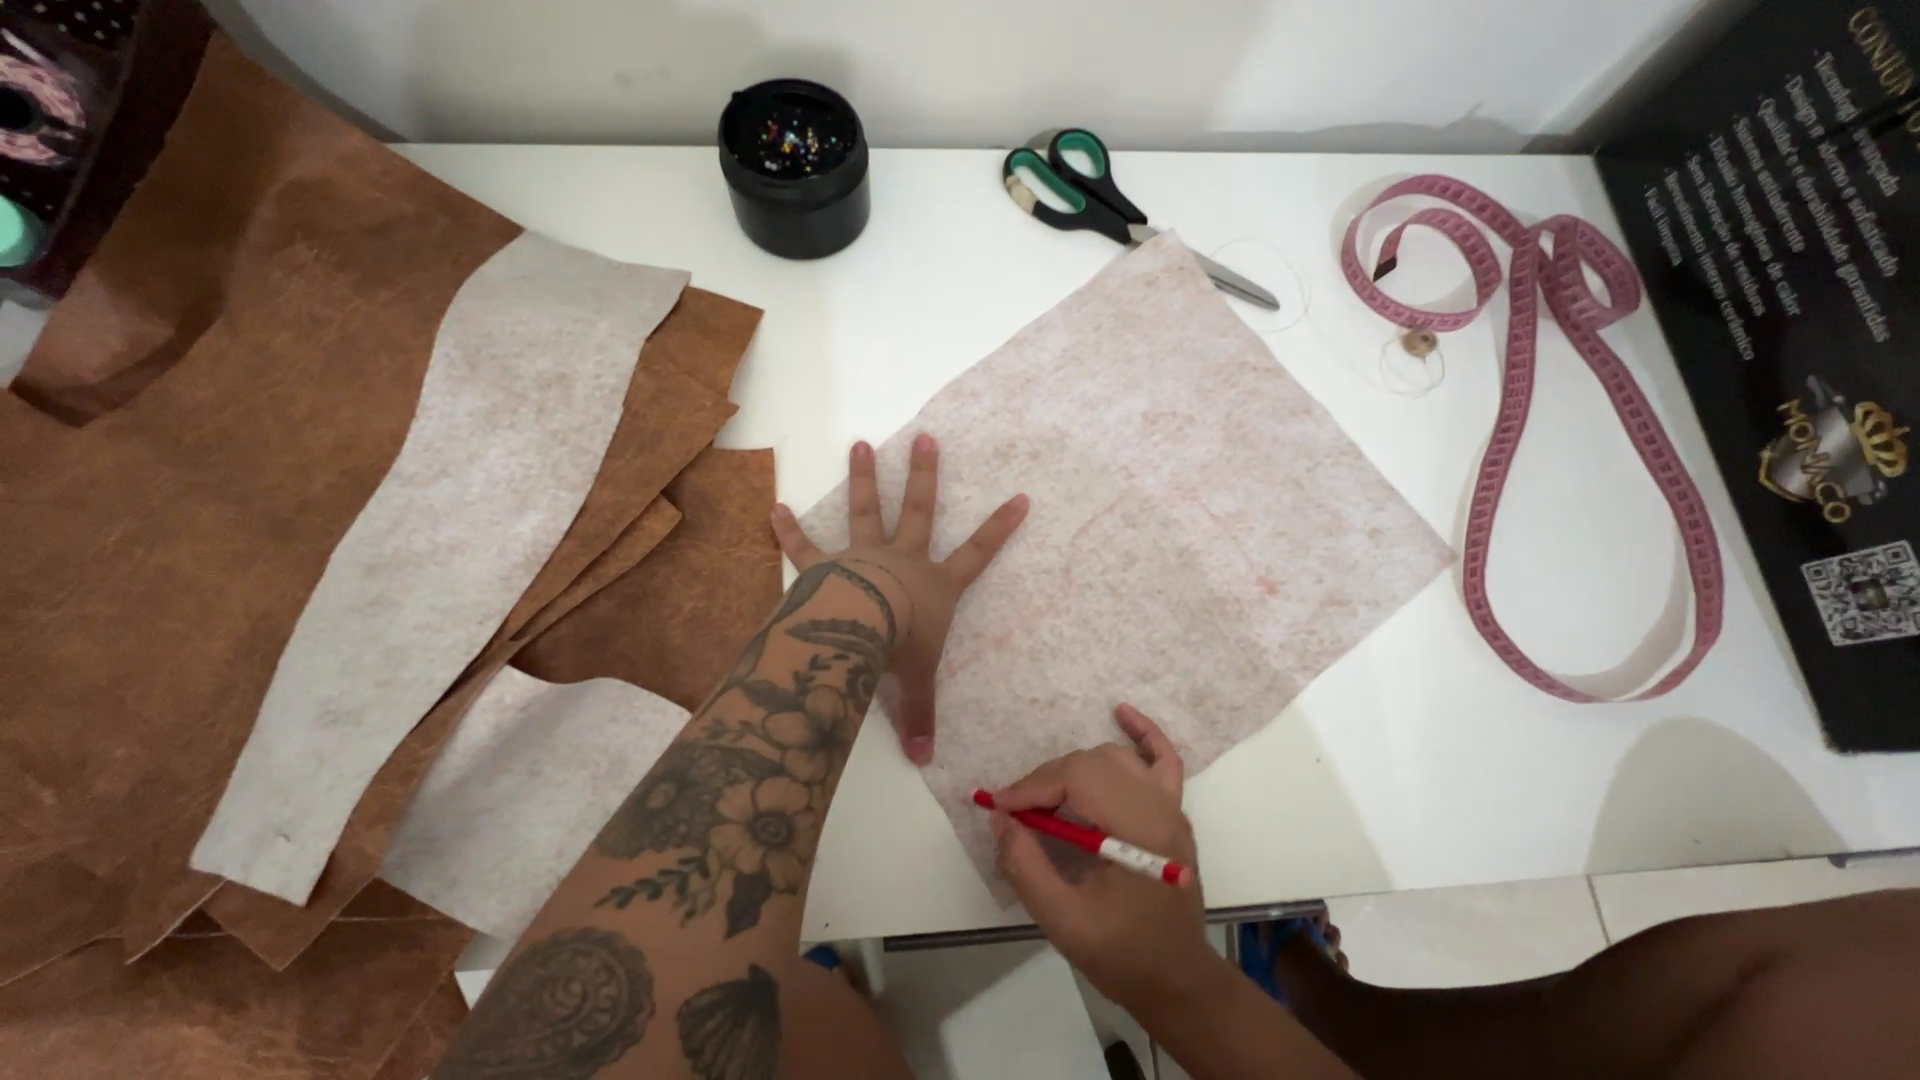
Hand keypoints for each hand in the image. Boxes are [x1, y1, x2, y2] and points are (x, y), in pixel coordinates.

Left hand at [770, 435, 1027, 765]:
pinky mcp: (825, 566)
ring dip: (863, 479)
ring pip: (865, 511)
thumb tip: (925, 759)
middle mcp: (903, 561)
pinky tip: (773, 507)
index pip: (978, 554)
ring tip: (860, 443)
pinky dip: (788, 530)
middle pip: (919, 510)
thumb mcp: (915, 684)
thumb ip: (919, 717)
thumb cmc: (898, 649)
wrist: (858, 628)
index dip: (1000, 528)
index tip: (1021, 498)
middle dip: (924, 475)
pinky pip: (805, 546)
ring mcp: (864, 556)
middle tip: (925, 437)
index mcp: (935, 586)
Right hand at [991, 705, 1212, 1010]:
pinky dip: (1143, 733)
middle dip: (1047, 781)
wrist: (1177, 979)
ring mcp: (1171, 807)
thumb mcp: (1061, 919)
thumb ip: (1026, 866)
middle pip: (1093, 764)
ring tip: (1046, 796)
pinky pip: (1163, 758)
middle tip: (1018, 813)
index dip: (1033, 787)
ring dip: (1076, 767)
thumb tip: (1001, 820)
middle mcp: (1158, 807)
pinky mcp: (1175, 812)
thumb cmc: (1122, 953)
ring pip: (1116, 758)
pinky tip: (1120, 713)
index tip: (1001, 808)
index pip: (1077, 779)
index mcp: (1136, 830)